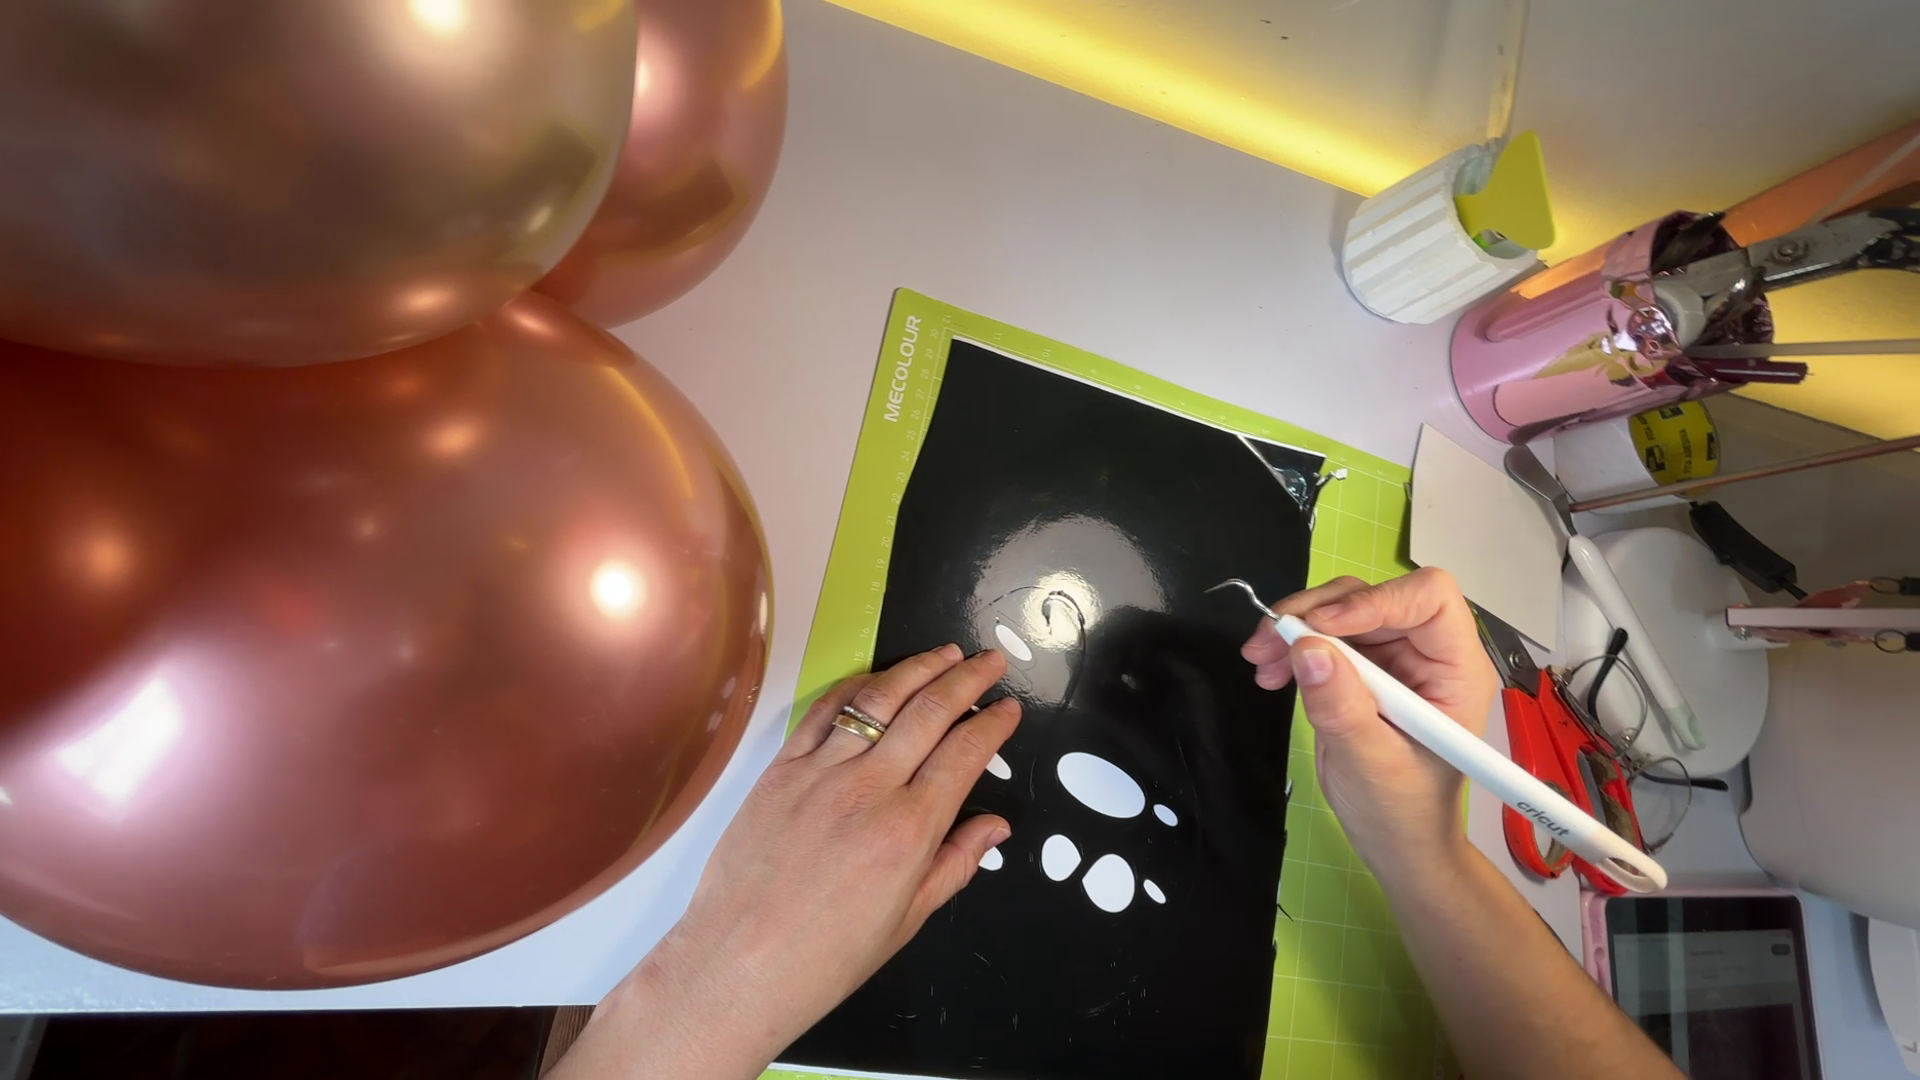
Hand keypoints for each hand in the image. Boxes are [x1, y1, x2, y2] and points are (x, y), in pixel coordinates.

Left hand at [574, 645, 1021, 1078]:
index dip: (993, 724)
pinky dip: (857, 685)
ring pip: (880, 698)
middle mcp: (871, 787)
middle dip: (969, 679)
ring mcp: (822, 770)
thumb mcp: (907, 920)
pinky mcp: (782, 765)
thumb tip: (997, 824)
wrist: (737, 965)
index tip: (1010, 706)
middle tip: (992, 660)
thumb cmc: (829, 956)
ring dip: (920, 667)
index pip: (964, 754)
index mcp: (909, 829)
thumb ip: (957, 863)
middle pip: (930, 712)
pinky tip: (878, 676)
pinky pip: (825, 711)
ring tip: (947, 653)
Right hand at [1239, 568, 1495, 878]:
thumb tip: (1306, 648)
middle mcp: (1422, 651)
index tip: (1320, 627)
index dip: (1374, 601)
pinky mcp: (1355, 666)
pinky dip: (1286, 645)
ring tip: (1259, 661)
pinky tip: (1268, 672)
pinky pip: (1317, 634)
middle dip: (1314, 613)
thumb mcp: (1370, 762)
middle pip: (1369, 596)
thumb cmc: (1400, 810)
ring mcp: (1388, 657)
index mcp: (1453, 669)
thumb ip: (1341, 706)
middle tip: (1267, 641)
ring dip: (1291, 627)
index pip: (1427, 599)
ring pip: (1335, 609)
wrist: (1392, 839)